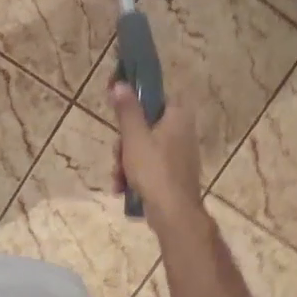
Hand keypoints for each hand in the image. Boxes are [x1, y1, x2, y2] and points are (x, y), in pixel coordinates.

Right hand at [111, 82, 201, 222]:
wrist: (173, 213)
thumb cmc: (154, 170)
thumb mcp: (134, 138)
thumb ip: (127, 110)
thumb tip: (120, 83)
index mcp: (177, 116)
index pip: (153, 96)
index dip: (132, 100)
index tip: (115, 107)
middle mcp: (182, 131)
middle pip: (144, 126)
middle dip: (124, 145)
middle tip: (117, 157)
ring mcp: (179, 154)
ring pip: (143, 148)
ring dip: (125, 163)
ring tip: (118, 179)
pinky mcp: (173, 173)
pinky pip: (149, 166)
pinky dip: (134, 175)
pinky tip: (123, 188)